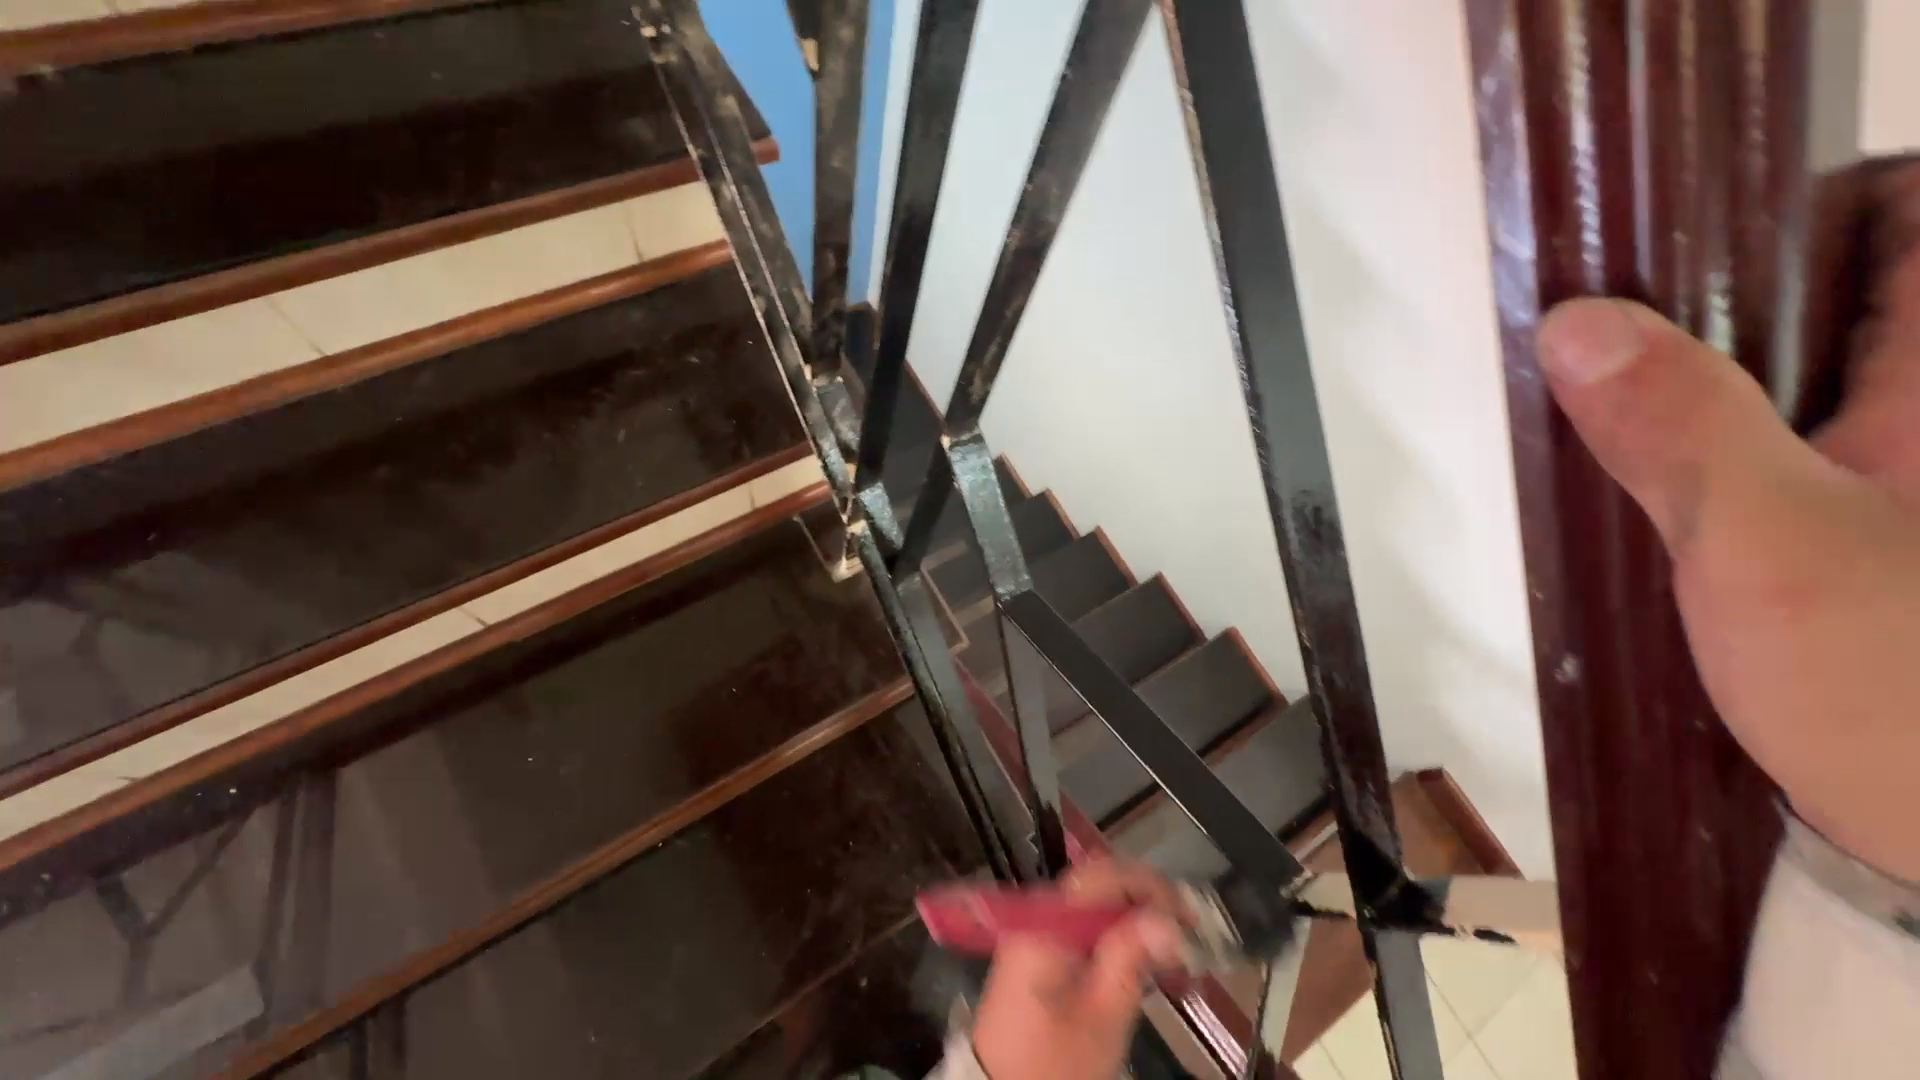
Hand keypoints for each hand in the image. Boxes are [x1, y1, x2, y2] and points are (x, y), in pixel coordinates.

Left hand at [968, 859, 1189, 1079]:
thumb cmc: (1054, 1059)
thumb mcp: (1101, 1016)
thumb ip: (1130, 959)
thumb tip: (1167, 920)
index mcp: (1049, 921)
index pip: (1102, 875)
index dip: (1148, 885)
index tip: (1185, 913)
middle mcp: (1041, 912)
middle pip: (1100, 883)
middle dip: (1147, 900)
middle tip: (1187, 930)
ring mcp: (1039, 928)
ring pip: (1097, 902)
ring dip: (1136, 917)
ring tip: (1173, 949)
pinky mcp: (1043, 946)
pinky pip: (1086, 923)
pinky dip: (1118, 934)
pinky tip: (1145, 959)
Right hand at [1535, 168, 1919, 881]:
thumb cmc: (1896, 686)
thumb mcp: (1771, 545)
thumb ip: (1678, 428)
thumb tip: (1575, 322)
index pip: (1901, 211)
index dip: (1795, 194)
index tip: (1676, 225)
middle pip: (1826, 286)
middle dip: (1712, 287)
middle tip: (1600, 309)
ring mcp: (1886, 466)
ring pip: (1787, 364)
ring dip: (1693, 361)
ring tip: (1590, 378)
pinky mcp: (1851, 520)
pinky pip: (1766, 432)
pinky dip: (1696, 426)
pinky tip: (1632, 456)